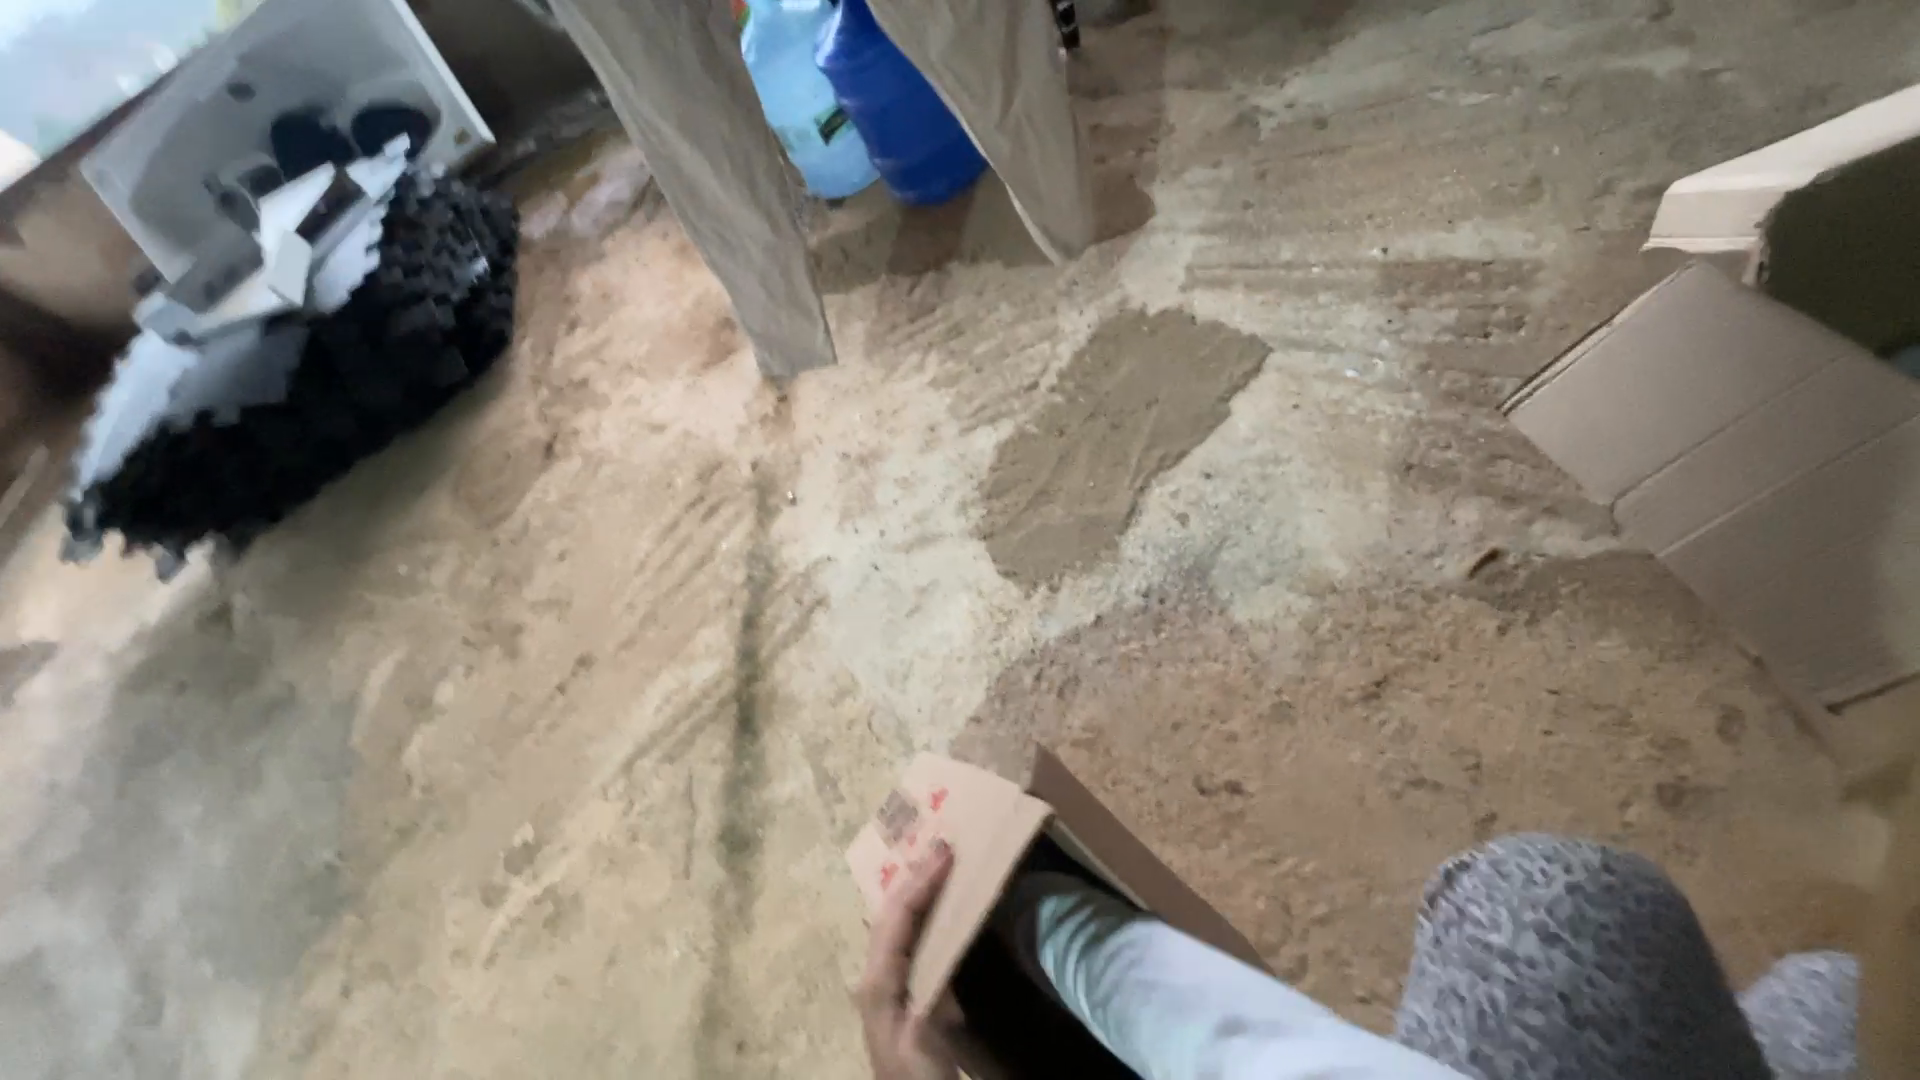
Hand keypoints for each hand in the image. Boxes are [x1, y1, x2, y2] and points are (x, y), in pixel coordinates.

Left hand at [858, 841, 958, 1079]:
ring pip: (895, 921)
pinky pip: (905, 936)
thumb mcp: (922, 1050)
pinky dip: (919, 910)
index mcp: (878, 982)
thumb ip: (924, 1012)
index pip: (898, 918)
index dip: (921, 882)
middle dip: (915, 876)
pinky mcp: (896, 990)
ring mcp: (882, 981)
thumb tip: (932, 974)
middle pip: (891, 912)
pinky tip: (933, 903)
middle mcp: (874, 974)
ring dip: (916, 888)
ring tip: (939, 862)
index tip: (947, 852)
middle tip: (944, 845)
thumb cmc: (917, 1077)